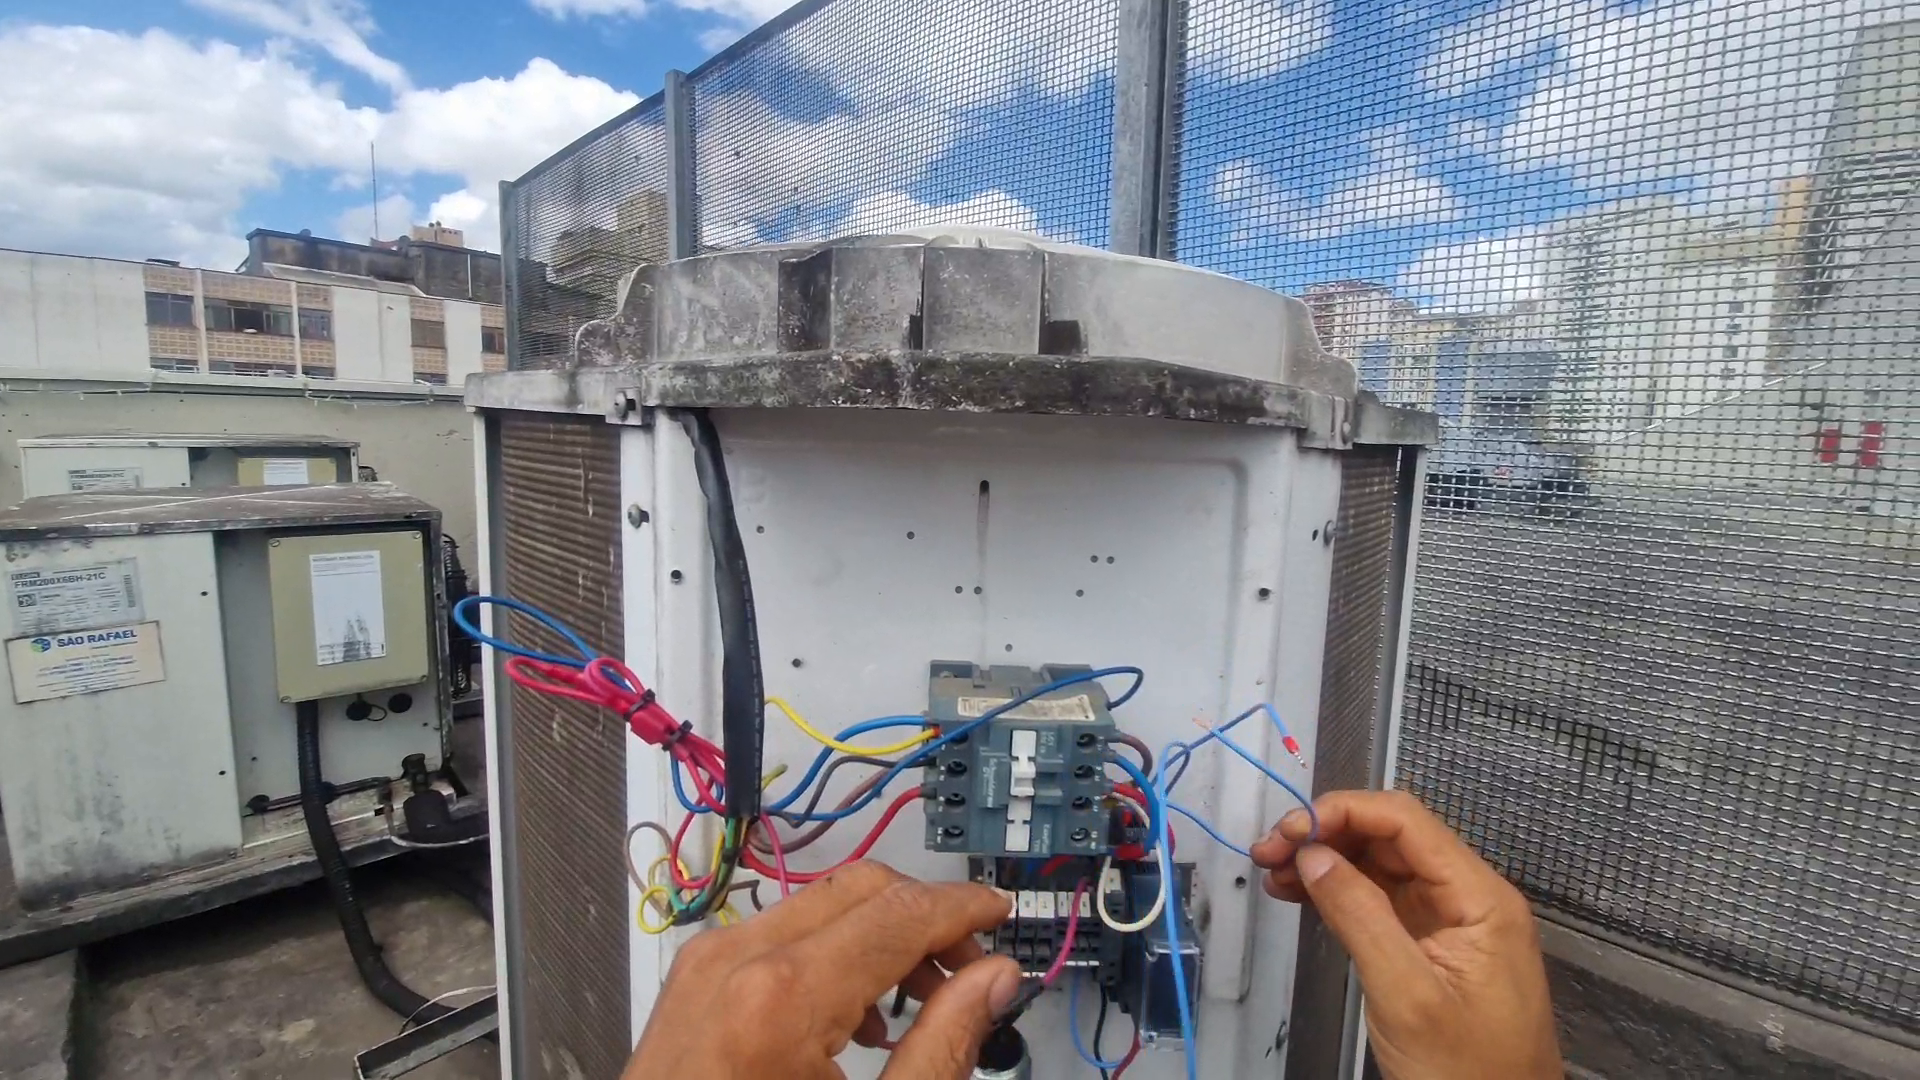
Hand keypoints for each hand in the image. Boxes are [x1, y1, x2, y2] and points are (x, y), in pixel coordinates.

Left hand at [623, 861, 1022, 1079]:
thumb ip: (942, 1049)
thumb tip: (994, 977)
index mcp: (782, 995)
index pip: (898, 912)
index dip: (962, 907)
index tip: (1002, 914)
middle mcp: (740, 955)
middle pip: (862, 888)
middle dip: (927, 914)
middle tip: (970, 966)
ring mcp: (709, 959)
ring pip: (825, 901)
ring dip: (885, 930)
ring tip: (925, 995)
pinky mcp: (695, 975)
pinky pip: (784, 930)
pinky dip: (838, 948)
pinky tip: (860, 1014)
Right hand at [1252, 790, 1561, 1079]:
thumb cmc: (1465, 1074)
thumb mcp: (1408, 997)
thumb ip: (1359, 915)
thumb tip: (1310, 853)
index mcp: (1478, 898)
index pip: (1403, 820)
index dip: (1341, 812)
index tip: (1290, 833)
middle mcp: (1461, 894)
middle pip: (1383, 834)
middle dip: (1322, 833)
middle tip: (1268, 851)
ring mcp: (1440, 916)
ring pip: (1370, 859)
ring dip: (1318, 857)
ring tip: (1270, 870)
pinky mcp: (1419, 938)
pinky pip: (1368, 892)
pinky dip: (1328, 886)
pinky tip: (1291, 891)